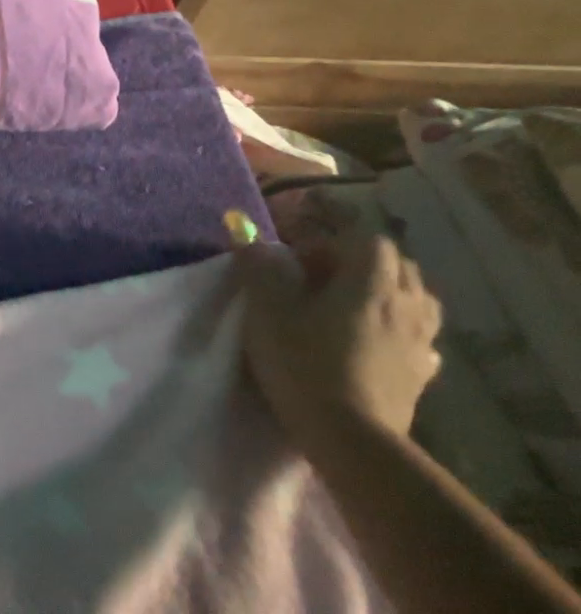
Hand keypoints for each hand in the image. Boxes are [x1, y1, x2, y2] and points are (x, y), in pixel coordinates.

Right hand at [236, 228, 443, 442]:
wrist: (350, 436)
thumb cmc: (303, 364)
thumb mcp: (266, 312)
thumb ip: (259, 269)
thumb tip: (246, 235)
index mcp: (371, 284)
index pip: (366, 239)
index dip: (331, 240)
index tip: (298, 260)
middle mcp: (406, 305)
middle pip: (397, 264)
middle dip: (359, 262)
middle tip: (319, 279)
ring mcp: (422, 340)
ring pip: (415, 297)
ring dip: (385, 292)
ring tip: (349, 307)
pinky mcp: (423, 371)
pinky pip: (419, 334)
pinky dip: (399, 326)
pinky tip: (376, 341)